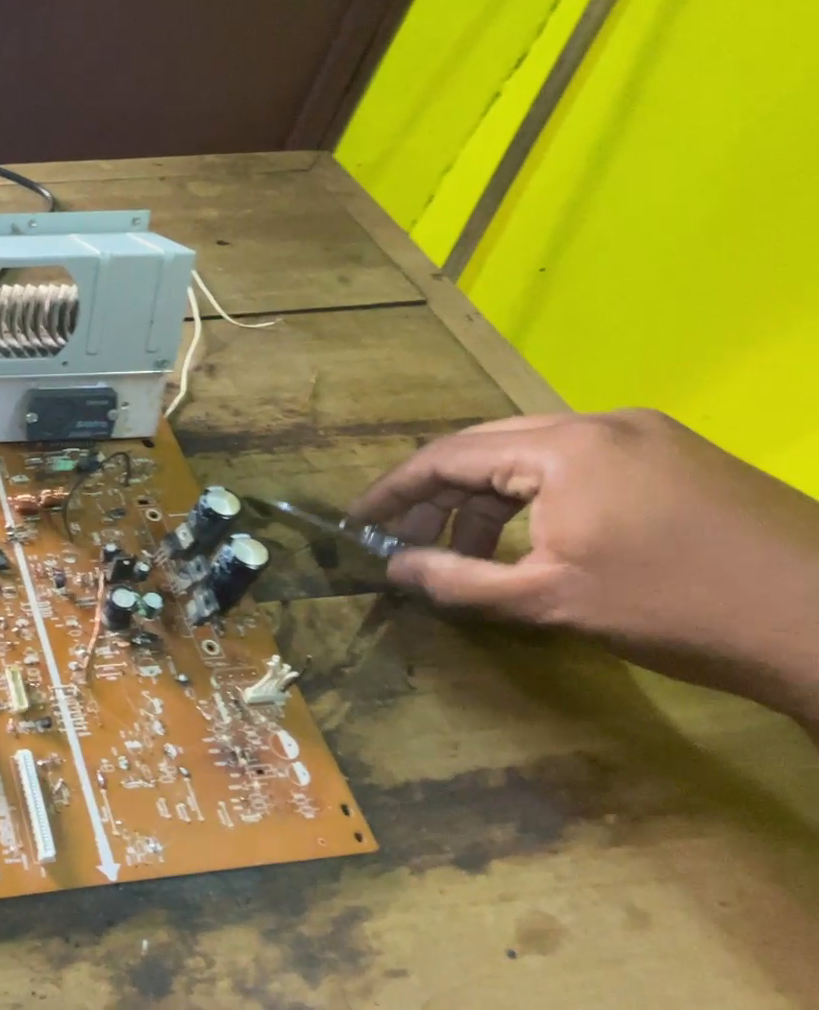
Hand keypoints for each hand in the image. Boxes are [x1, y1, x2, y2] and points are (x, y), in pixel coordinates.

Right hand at [350, 410, 818, 725]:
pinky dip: (533, 498)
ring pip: (529, 455)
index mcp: (566, 448)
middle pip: (485, 446)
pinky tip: (528, 540)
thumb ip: (455, 579)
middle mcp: (602, 424)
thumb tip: (392, 567)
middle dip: (435, 495)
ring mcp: (647, 435)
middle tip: (402, 540)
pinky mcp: (676, 457)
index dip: (393, 491)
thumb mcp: (548, 600)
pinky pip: (575, 464)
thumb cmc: (678, 609)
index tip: (356, 521)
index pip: (448, 455)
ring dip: (484, 500)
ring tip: (464, 553)